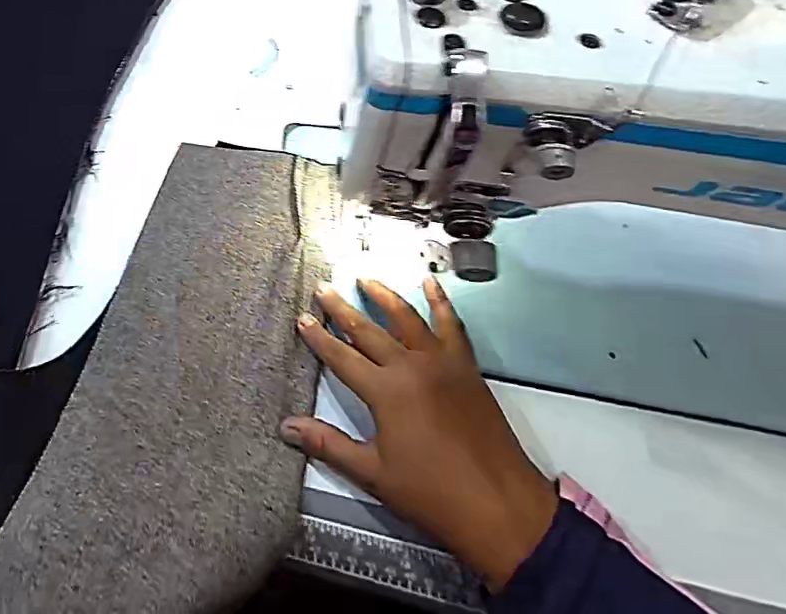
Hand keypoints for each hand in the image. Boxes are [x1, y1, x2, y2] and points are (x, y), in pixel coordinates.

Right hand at [281, 276, 558, 592]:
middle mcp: (410, 366)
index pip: (342, 357)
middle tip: (323, 288)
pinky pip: (451, 325)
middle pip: (368, 330)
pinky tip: (431, 283)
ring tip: (366, 278)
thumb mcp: (373, 473)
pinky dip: (440, 301)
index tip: (302, 318)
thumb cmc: (432, 494)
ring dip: (383, 296)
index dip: (319, 337)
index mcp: (385, 391)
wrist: (500, 507)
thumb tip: (286, 426)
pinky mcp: (465, 366)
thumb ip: (328, 444)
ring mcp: (440, 362)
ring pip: (406, 318)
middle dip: (341, 308)